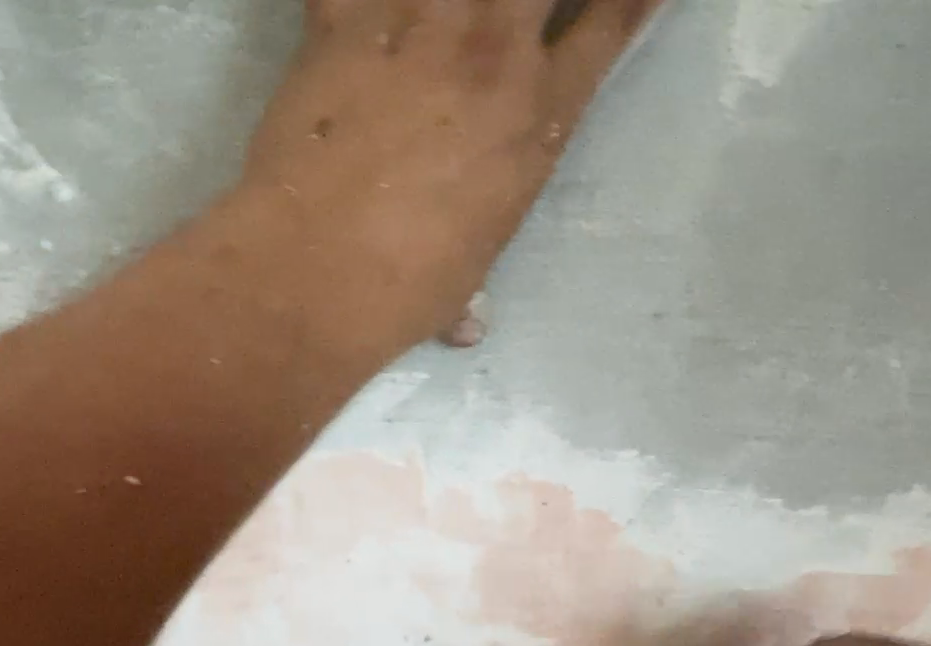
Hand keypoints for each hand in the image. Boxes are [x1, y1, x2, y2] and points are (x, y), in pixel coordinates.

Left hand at [232, 0, 663, 354]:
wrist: (321, 272)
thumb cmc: (408, 292)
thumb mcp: (463, 281)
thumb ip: (471, 281)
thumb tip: (468, 328)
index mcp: (538, 120)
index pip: (609, 27)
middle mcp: (493, 51)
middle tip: (513, 15)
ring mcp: (421, 23)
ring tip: (446, 14)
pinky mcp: (343, 18)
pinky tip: (362, 7)